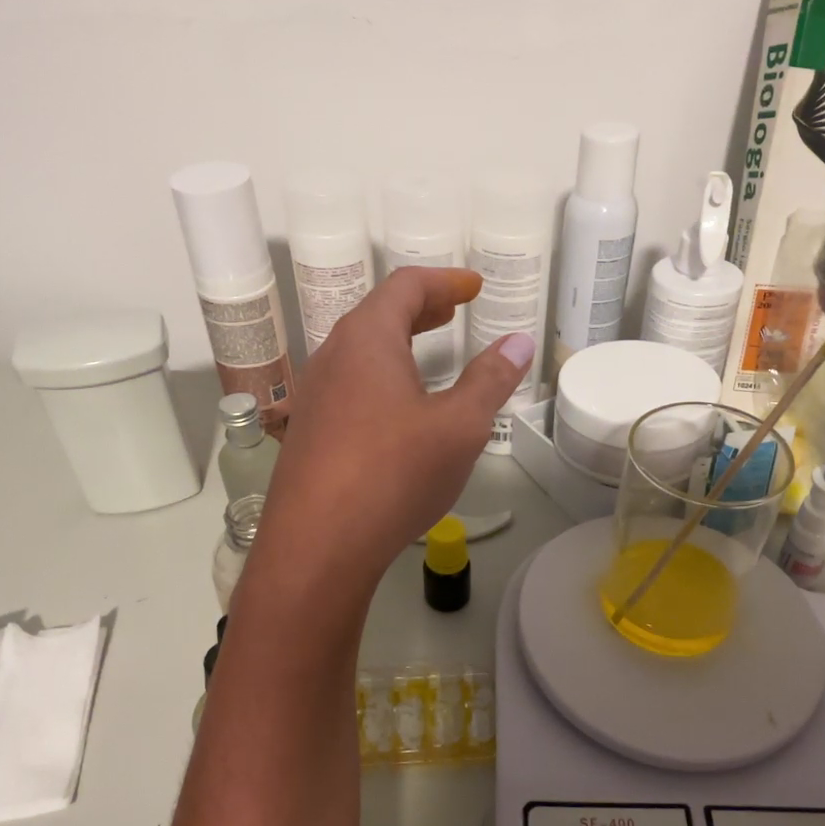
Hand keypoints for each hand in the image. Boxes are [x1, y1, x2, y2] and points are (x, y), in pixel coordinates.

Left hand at [250, 267, 533, 590]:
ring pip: (358, 353)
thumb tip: (518, 344)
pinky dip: (378, 379)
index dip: (444, 281)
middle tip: (453, 312)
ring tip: (426, 357)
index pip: (406, 287)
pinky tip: (393, 413)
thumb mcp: (458, 427)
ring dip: (396, 345)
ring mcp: (313, 396)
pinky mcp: (306, 433)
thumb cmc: (393, 474)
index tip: (474, 287)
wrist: (316, 544)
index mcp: (367, 339)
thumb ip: (489, 381)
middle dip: (420, 309)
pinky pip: (347, 387)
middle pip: (377, 315)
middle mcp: (331, 357)